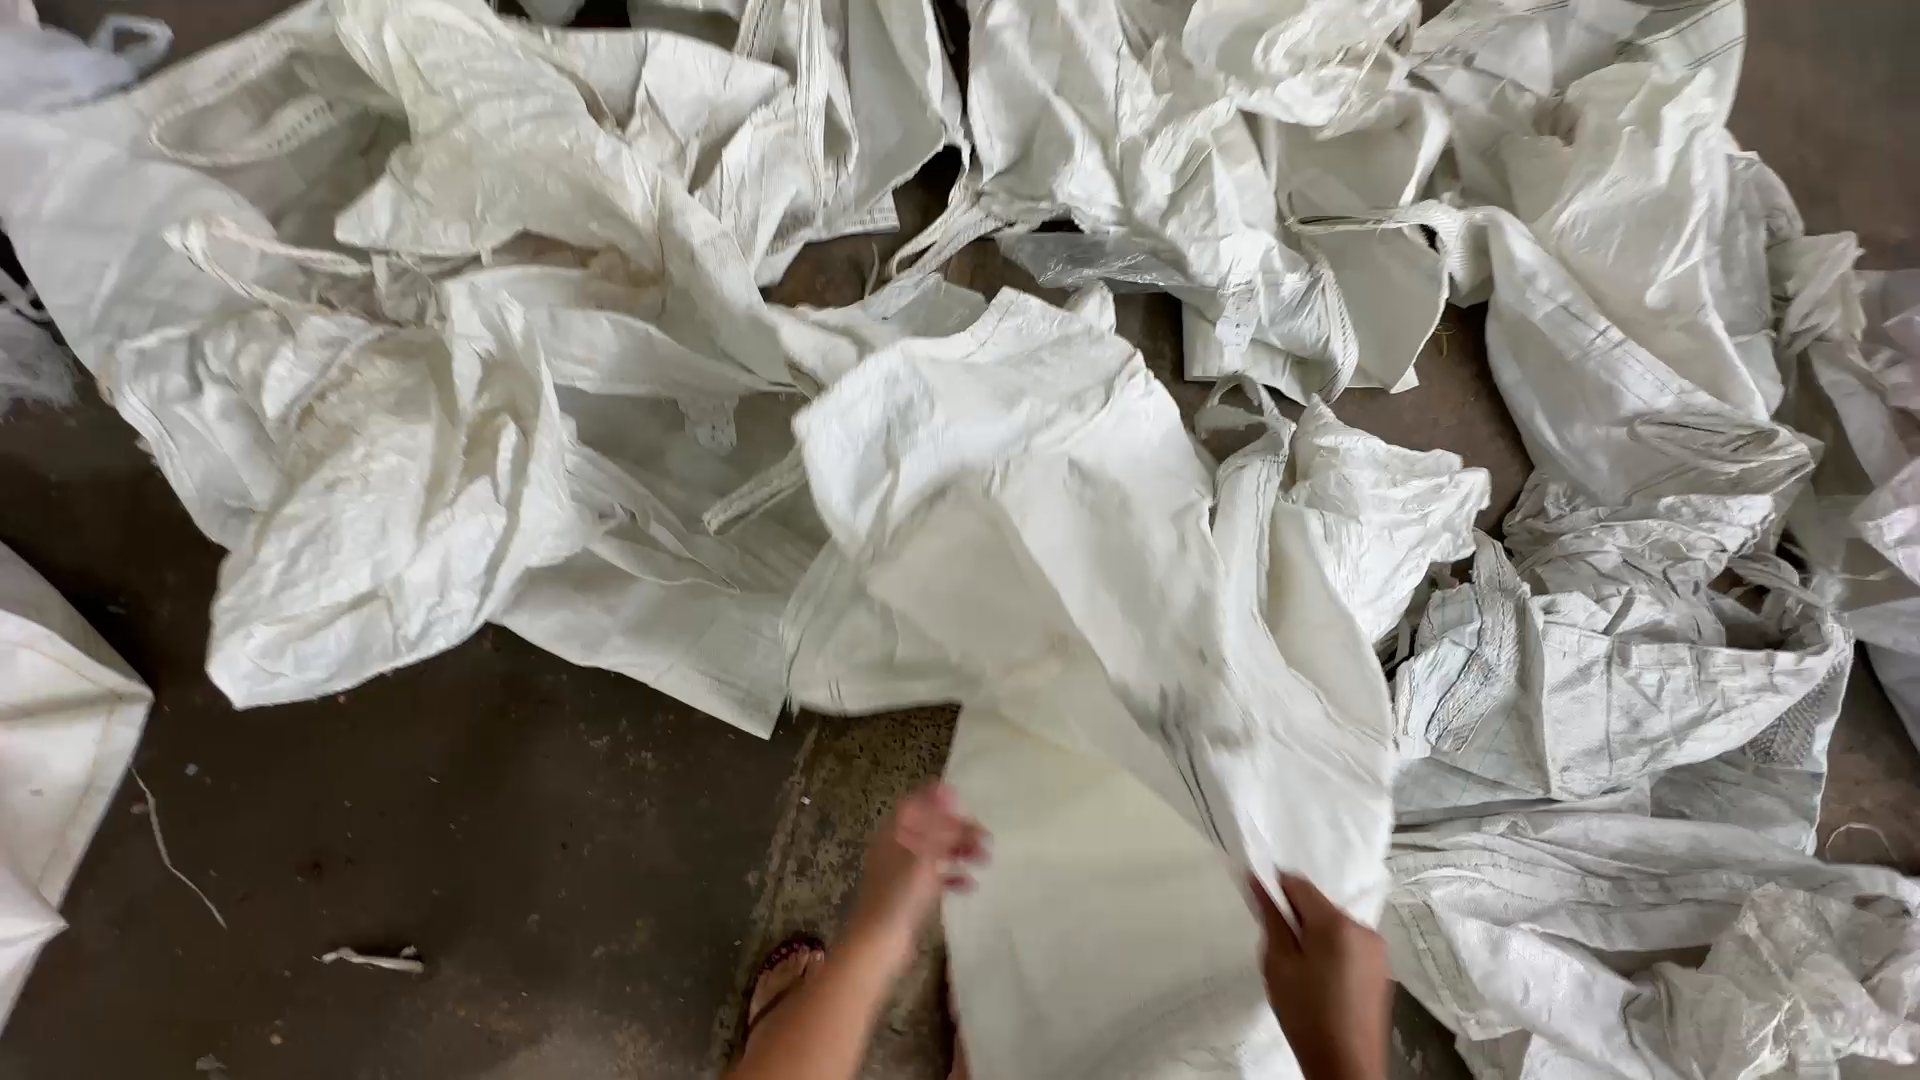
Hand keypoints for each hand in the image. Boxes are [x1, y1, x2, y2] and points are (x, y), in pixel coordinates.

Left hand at [846, 782, 987, 972]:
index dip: (938, 800)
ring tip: (985, 857)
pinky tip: (970, 883)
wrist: (877, 946)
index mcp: (893, 834)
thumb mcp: (921, 856)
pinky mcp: (909, 895)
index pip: (916, 805)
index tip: (965, 804)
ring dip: (959, 851)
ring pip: (935, 852)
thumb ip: (936, 824)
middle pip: (930, 828)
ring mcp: (902, 872)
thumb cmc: (898, 896)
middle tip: (985, 837)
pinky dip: (952, 875)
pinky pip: (935, 877)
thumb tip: (946, 791)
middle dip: (957, 829)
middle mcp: (896, 848)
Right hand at [1250, 872, 1391, 1079]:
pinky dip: (1331, 949)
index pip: (1298, 884)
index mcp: (1337, 924)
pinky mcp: (1382, 969)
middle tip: (1281, 949)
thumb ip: (1270, 917)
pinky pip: (1348, 942)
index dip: (1276, 889)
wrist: (1346, 1068)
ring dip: (1314, 933)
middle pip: (1318, 904)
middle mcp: (1363, 929)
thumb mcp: (1278, 963)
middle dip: (1297, 917)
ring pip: (1333, 924)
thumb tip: (1258, 881)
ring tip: (1302, 969)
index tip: (1262, 908)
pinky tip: (1321, 980)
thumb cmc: (1306, 1014)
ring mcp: (1377, 950)